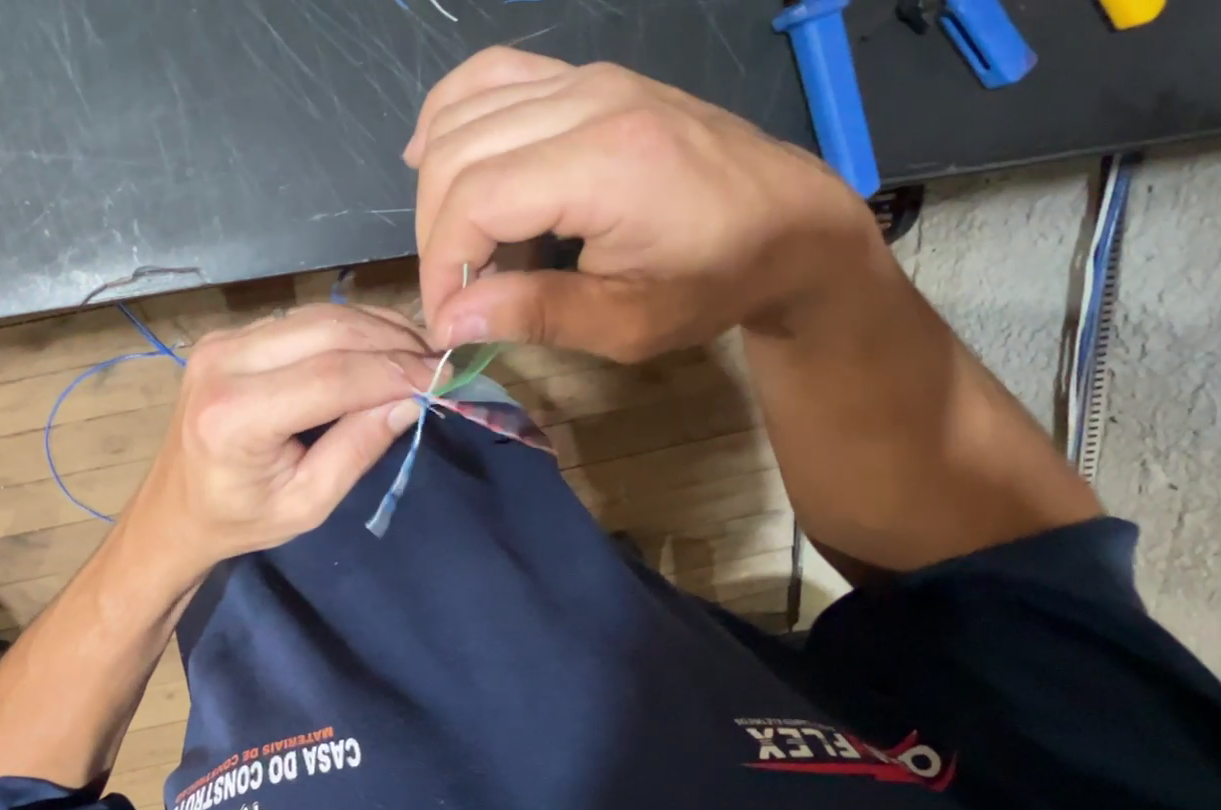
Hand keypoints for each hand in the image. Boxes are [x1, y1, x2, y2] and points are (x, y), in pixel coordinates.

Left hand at [120, 305, 436, 578]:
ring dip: (374, 329)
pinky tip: (378, 349)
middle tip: (437, 362)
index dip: (394, 372)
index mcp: (235, 417)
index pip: (332, 376)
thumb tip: (410, 399)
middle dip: (392, 341)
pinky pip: (300, 320)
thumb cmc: (240, 519)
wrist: (175, 509)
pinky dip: (347, 330)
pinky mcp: (227, 336)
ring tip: (416, 355)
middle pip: (327, 329)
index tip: (443, 378)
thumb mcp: (307, 503)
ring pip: (317, 315)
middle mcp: (222, 364)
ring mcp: (221, 342)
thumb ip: (357, 449)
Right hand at [404, 47, 888, 358]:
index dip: (442, 267)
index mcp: (606, 164)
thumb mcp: (628, 323)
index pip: (475, 201)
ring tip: (457, 246)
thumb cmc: (715, 281)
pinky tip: (430, 156)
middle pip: (456, 155)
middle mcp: (589, 101)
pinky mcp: (586, 77)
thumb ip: (535, 315)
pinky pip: (491, 76)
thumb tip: (449, 321)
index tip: (447, 323)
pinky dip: (449, 116)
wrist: (790, 224)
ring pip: (461, 114)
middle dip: (435, 235)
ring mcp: (587, 79)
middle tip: (456, 294)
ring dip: (437, 188)